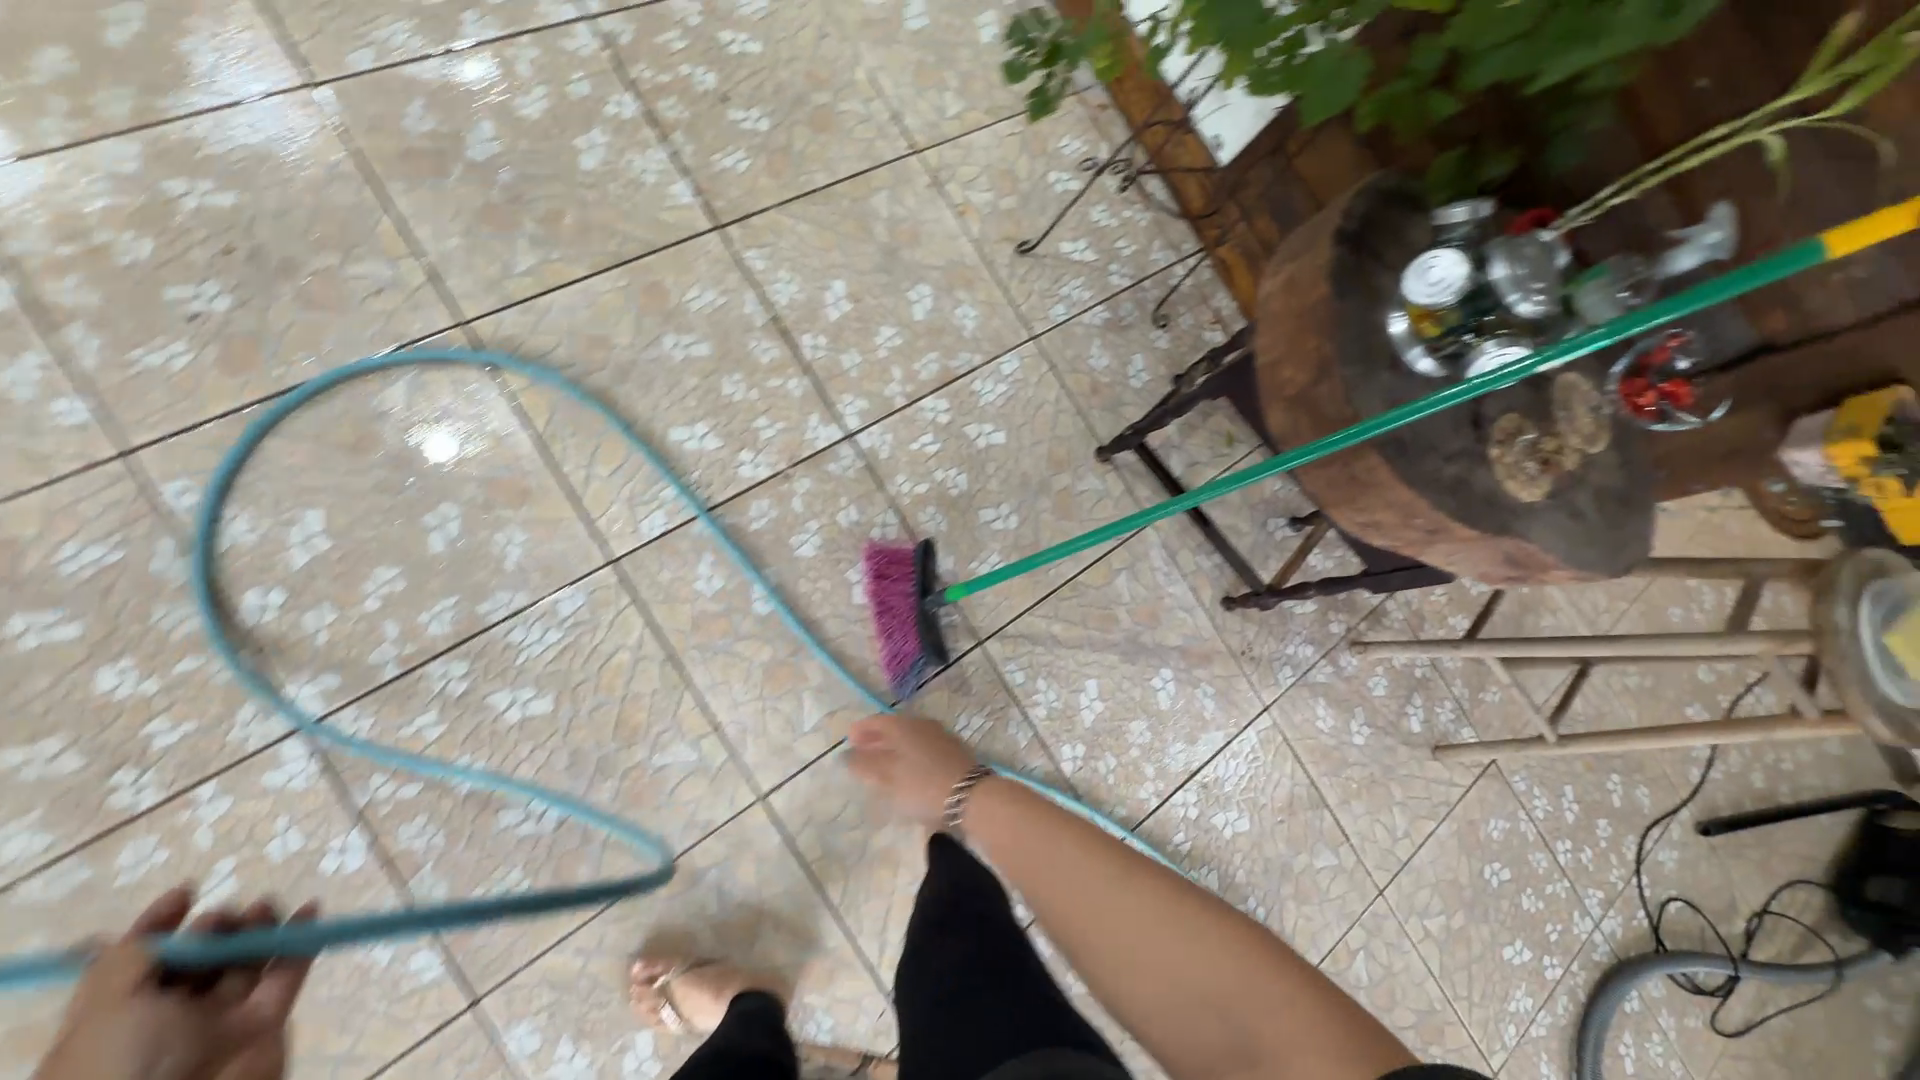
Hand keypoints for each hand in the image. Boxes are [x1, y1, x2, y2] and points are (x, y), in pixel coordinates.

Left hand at [34, 887, 318, 1079]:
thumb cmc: (121, 1057)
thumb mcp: (107, 1002)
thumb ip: (134, 955)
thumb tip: (171, 920)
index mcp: (118, 1013)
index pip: (140, 959)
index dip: (160, 923)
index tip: (188, 890)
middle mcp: (168, 1015)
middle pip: (198, 958)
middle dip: (217, 925)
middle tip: (230, 911)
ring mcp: (219, 1019)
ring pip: (244, 963)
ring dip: (259, 928)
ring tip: (269, 906)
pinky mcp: (265, 1021)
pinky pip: (288, 975)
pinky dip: (303, 942)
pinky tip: (311, 911)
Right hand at [846, 713, 980, 827]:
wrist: (972, 797)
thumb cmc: (923, 785)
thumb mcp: (887, 778)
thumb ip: (863, 765)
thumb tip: (846, 755)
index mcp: (904, 725)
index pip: (877, 720)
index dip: (861, 729)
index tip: (849, 739)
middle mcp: (923, 725)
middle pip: (894, 728)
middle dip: (876, 738)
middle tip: (862, 750)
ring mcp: (941, 737)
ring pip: (910, 738)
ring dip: (893, 748)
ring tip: (882, 764)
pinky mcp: (954, 753)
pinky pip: (923, 749)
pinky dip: (910, 755)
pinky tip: (908, 771)